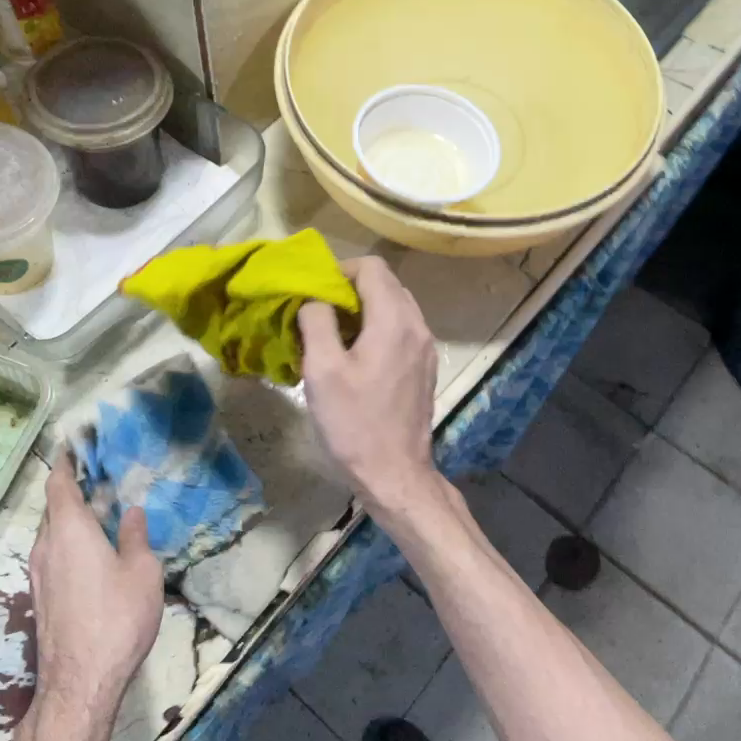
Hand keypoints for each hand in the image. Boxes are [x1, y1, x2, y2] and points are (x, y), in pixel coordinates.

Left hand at [29, 453, 163, 716]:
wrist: (80, 682)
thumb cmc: (116, 618)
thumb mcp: (142, 572)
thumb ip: (135, 537)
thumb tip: (131, 511)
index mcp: (69, 529)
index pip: (59, 483)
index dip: (66, 462)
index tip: (75, 446)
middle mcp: (46, 546)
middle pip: (54, 508)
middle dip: (75, 492)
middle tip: (103, 482)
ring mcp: (38, 574)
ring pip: (53, 535)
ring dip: (73, 521)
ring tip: (103, 517)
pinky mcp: (40, 598)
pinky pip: (54, 556)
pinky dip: (70, 544)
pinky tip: (95, 556)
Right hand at [297, 257, 444, 515]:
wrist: (395, 473)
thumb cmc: (354, 424)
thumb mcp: (322, 371)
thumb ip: (317, 323)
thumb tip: (315, 299)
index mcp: (393, 321)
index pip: (372, 267)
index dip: (340, 270)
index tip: (314, 291)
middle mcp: (417, 327)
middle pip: (386, 284)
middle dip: (351, 288)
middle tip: (319, 310)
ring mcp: (425, 348)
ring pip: (395, 306)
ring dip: (365, 308)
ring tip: (334, 333)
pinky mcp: (425, 368)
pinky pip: (401, 330)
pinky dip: (378, 328)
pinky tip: (355, 355)